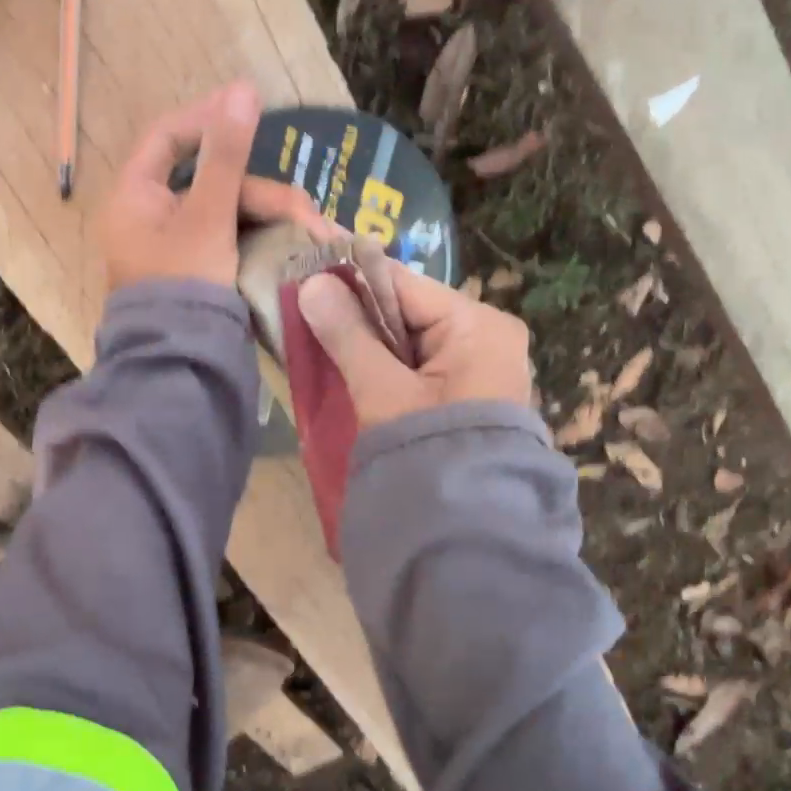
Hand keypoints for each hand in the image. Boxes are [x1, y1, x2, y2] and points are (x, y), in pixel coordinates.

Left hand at [99, 82, 332, 290]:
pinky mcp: (193, 271)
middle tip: (301, 209)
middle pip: (208, 180)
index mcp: (135, 196)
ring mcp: (171, 246)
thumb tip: (242, 89)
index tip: (250, 109)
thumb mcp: (208, 216)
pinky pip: (226, 238)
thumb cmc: (184, 284)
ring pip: (224, 211)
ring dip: (267, 216)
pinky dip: (256, 237)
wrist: (177, 363)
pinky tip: (291, 241)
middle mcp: (148, 216)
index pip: (168, 137)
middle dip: (260, 191)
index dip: (209, 119)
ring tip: (310, 232)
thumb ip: (226, 156)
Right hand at [297, 261, 533, 427]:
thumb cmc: (426, 448)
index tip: (307, 264)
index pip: (402, 285)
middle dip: (355, 314)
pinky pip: (417, 366)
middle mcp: (486, 338)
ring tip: (317, 337)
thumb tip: (312, 283)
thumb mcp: (382, 390)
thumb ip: (347, 335)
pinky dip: (382, 366)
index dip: (350, 276)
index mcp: (478, 325)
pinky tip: (348, 368)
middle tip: (303, 309)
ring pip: (407, 340)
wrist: (466, 527)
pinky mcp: (466, 396)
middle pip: (405, 312)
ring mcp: (480, 369)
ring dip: (365, 342)